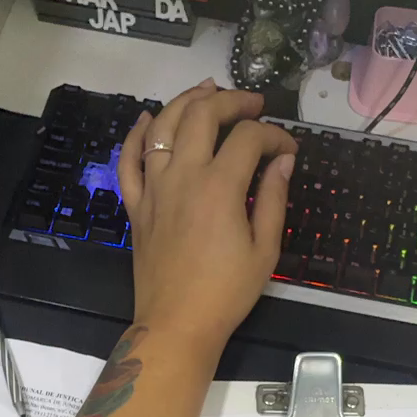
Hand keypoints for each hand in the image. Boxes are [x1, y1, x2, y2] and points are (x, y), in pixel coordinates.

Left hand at [118, 80, 296, 347]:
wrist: (177, 326)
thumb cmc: (225, 295)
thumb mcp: (264, 252)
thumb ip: (273, 200)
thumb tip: (282, 163)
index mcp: (220, 187)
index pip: (249, 138)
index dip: (274, 135)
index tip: (288, 151)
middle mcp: (184, 176)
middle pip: (204, 114)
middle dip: (233, 101)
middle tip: (253, 105)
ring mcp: (155, 189)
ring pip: (164, 126)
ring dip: (187, 100)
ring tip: (207, 91)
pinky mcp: (137, 207)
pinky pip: (129, 162)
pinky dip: (136, 135)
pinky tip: (148, 120)